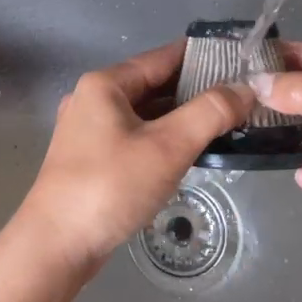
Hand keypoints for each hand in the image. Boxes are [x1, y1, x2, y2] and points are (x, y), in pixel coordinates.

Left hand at [14, 40, 255, 277]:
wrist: (56, 244)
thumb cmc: (111, 186)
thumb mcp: (168, 147)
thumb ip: (209, 113)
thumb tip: (245, 88)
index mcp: (105, 84)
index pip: (162, 57)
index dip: (201, 57)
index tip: (239, 60)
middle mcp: (92, 98)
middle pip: (152, 84)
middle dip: (194, 90)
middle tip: (241, 97)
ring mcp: (87, 130)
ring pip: (143, 114)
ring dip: (179, 117)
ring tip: (223, 123)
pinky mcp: (89, 159)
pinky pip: (133, 137)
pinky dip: (160, 139)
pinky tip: (186, 153)